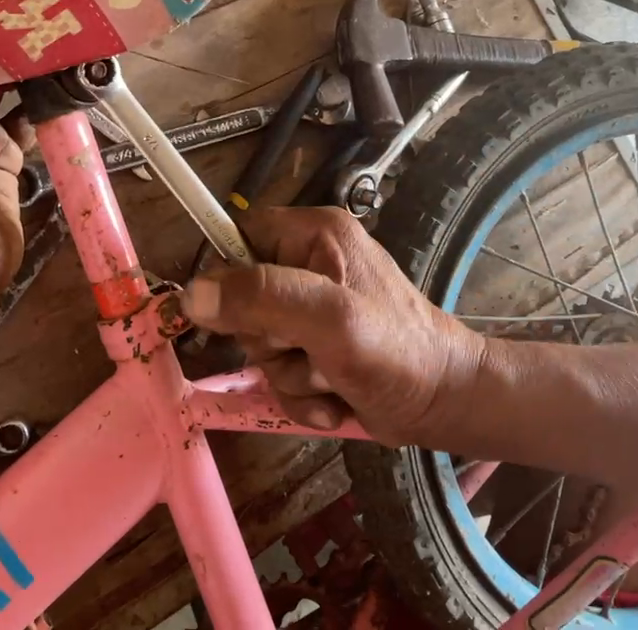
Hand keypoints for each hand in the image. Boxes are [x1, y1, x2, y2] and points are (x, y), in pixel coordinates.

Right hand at [184, 206, 486, 446]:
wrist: (447, 403)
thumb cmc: (395, 350)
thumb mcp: (327, 317)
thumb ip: (261, 298)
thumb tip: (190, 294)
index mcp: (314, 234)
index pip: (239, 236)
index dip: (227, 276)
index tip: (232, 315)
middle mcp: (309, 263)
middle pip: (242, 298)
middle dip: (268, 340)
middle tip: (304, 351)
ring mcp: (312, 308)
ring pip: (258, 342)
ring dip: (287, 374)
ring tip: (328, 378)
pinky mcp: (316, 346)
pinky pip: (279, 371)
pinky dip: (301, 394)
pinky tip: (332, 399)